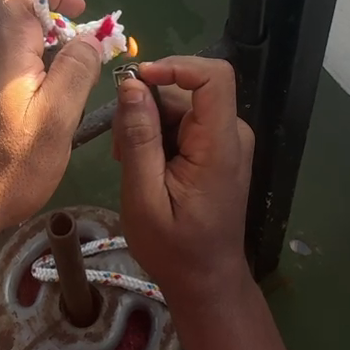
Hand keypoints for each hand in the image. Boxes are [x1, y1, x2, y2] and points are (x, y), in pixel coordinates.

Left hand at [0, 0, 106, 242]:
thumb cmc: (9, 163)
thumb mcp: (57, 119)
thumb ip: (77, 70)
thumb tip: (91, 38)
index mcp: (4, 41)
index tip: (83, 16)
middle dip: (45, 1)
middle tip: (72, 34)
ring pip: (2, 16)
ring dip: (34, 25)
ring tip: (64, 62)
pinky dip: (21, 44)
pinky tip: (40, 83)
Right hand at [112, 56, 255, 304]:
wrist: (206, 283)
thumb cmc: (175, 250)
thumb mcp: (144, 198)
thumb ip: (138, 138)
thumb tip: (130, 85)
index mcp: (220, 145)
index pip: (213, 77)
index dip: (175, 67)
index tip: (135, 82)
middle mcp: (230, 132)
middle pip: (183, 91)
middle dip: (145, 107)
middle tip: (120, 148)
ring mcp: (224, 138)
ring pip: (176, 104)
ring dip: (146, 124)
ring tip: (130, 163)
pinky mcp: (214, 145)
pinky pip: (180, 120)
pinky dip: (155, 134)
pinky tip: (143, 164)